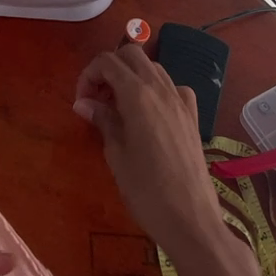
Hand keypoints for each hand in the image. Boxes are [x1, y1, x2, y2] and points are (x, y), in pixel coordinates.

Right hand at [73, 43, 221, 250]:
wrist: (192, 221)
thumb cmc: (146, 190)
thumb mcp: (116, 154)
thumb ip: (102, 120)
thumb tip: (84, 103)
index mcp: (137, 94)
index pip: (107, 61)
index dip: (88, 75)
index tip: (82, 101)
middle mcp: (160, 88)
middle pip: (131, 54)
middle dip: (110, 67)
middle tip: (98, 96)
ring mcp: (181, 101)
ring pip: (154, 67)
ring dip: (133, 75)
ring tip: (120, 105)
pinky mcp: (193, 117)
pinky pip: (175, 88)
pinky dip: (159, 89)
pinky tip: (152, 112)